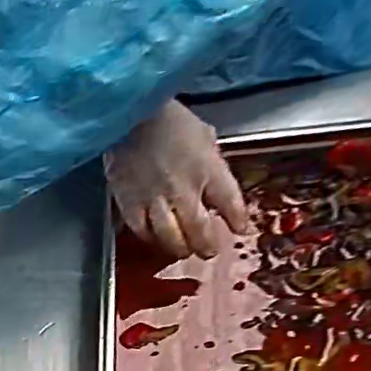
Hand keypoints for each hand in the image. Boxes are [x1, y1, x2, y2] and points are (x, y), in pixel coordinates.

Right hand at [105, 101, 249, 259]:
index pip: (230, 203)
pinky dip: (150, 238)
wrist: (133, 119)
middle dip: (206, 244)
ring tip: (182, 251)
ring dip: (178, 247)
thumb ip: (209, 165)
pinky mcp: (130, 204)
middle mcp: (185, 190)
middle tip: (208, 252)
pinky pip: (142, 230)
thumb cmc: (171, 121)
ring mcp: (156, 200)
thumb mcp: (204, 138)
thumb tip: (211, 187)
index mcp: (209, 169)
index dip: (237, 220)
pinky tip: (154, 239)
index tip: (240, 230)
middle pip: (198, 229)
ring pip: (170, 236)